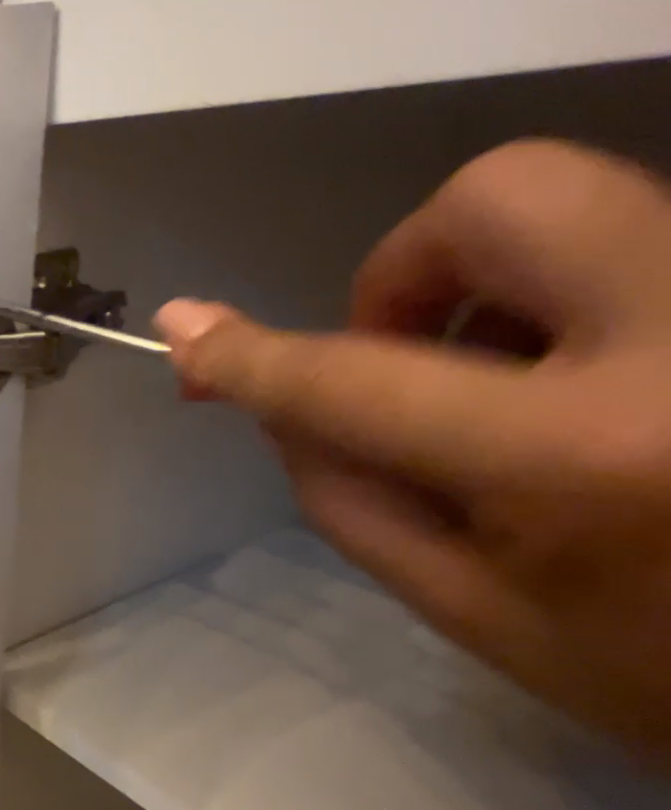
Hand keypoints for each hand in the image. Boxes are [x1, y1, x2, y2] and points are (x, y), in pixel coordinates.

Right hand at [156, 140, 670, 761]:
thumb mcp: (475, 609)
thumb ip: (353, 496)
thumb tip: (265, 400)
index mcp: (588, 458)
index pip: (360, 381)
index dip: (256, 357)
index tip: (185, 331)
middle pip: (500, 199)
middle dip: (409, 268)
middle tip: (408, 354)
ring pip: (577, 200)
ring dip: (494, 288)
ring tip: (516, 389)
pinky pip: (638, 242)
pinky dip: (570, 301)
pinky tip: (594, 386)